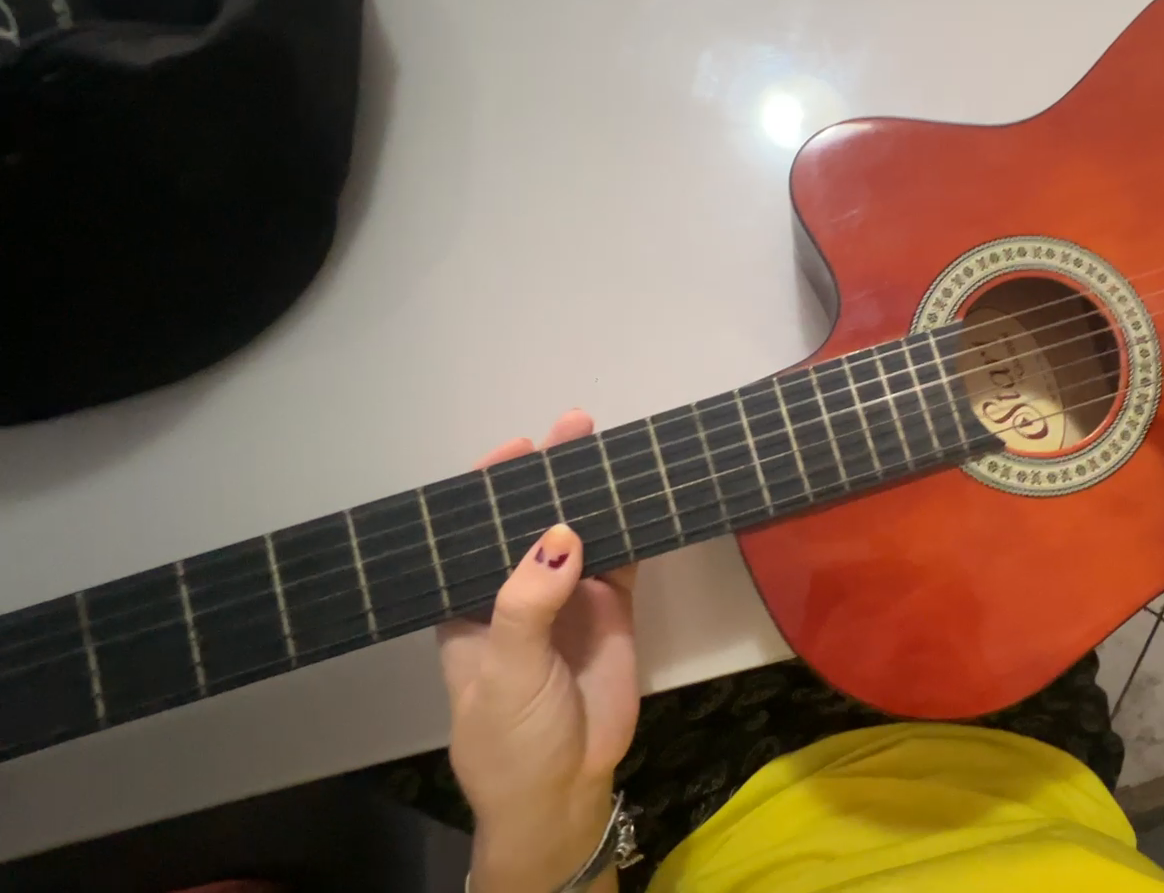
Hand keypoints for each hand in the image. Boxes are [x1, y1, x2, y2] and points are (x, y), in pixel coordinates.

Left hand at [437, 409, 638, 892]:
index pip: (475, 535)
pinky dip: (634, 526)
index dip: (490, 488)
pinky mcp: (615, 604)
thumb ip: (527, 602)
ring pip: (584, 531)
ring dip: (596, 493)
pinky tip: (643, 494)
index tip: (517, 446)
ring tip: (611, 449)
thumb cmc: (508, 734)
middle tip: (575, 426)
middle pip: (536, 521)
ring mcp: (572, 595)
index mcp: (472, 602)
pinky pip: (625, 556)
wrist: (565, 784)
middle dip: (551, 476)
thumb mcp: (505, 671)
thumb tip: (565, 531)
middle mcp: (521, 589)